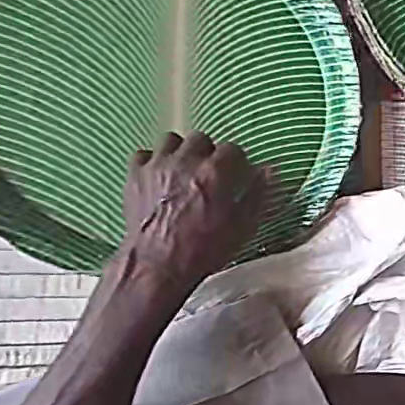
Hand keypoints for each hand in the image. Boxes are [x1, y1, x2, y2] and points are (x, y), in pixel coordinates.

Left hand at [120, 132, 266, 288]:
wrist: (157, 265)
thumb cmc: (203, 250)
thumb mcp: (240, 227)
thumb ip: (256, 195)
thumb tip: (269, 170)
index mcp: (215, 172)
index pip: (233, 149)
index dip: (237, 162)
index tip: (237, 174)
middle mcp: (186, 161)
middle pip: (201, 139)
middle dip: (208, 153)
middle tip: (210, 173)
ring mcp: (157, 165)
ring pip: (172, 141)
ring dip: (181, 152)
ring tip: (183, 172)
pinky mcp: (135, 175)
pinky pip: (144, 155)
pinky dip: (153, 162)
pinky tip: (158, 178)